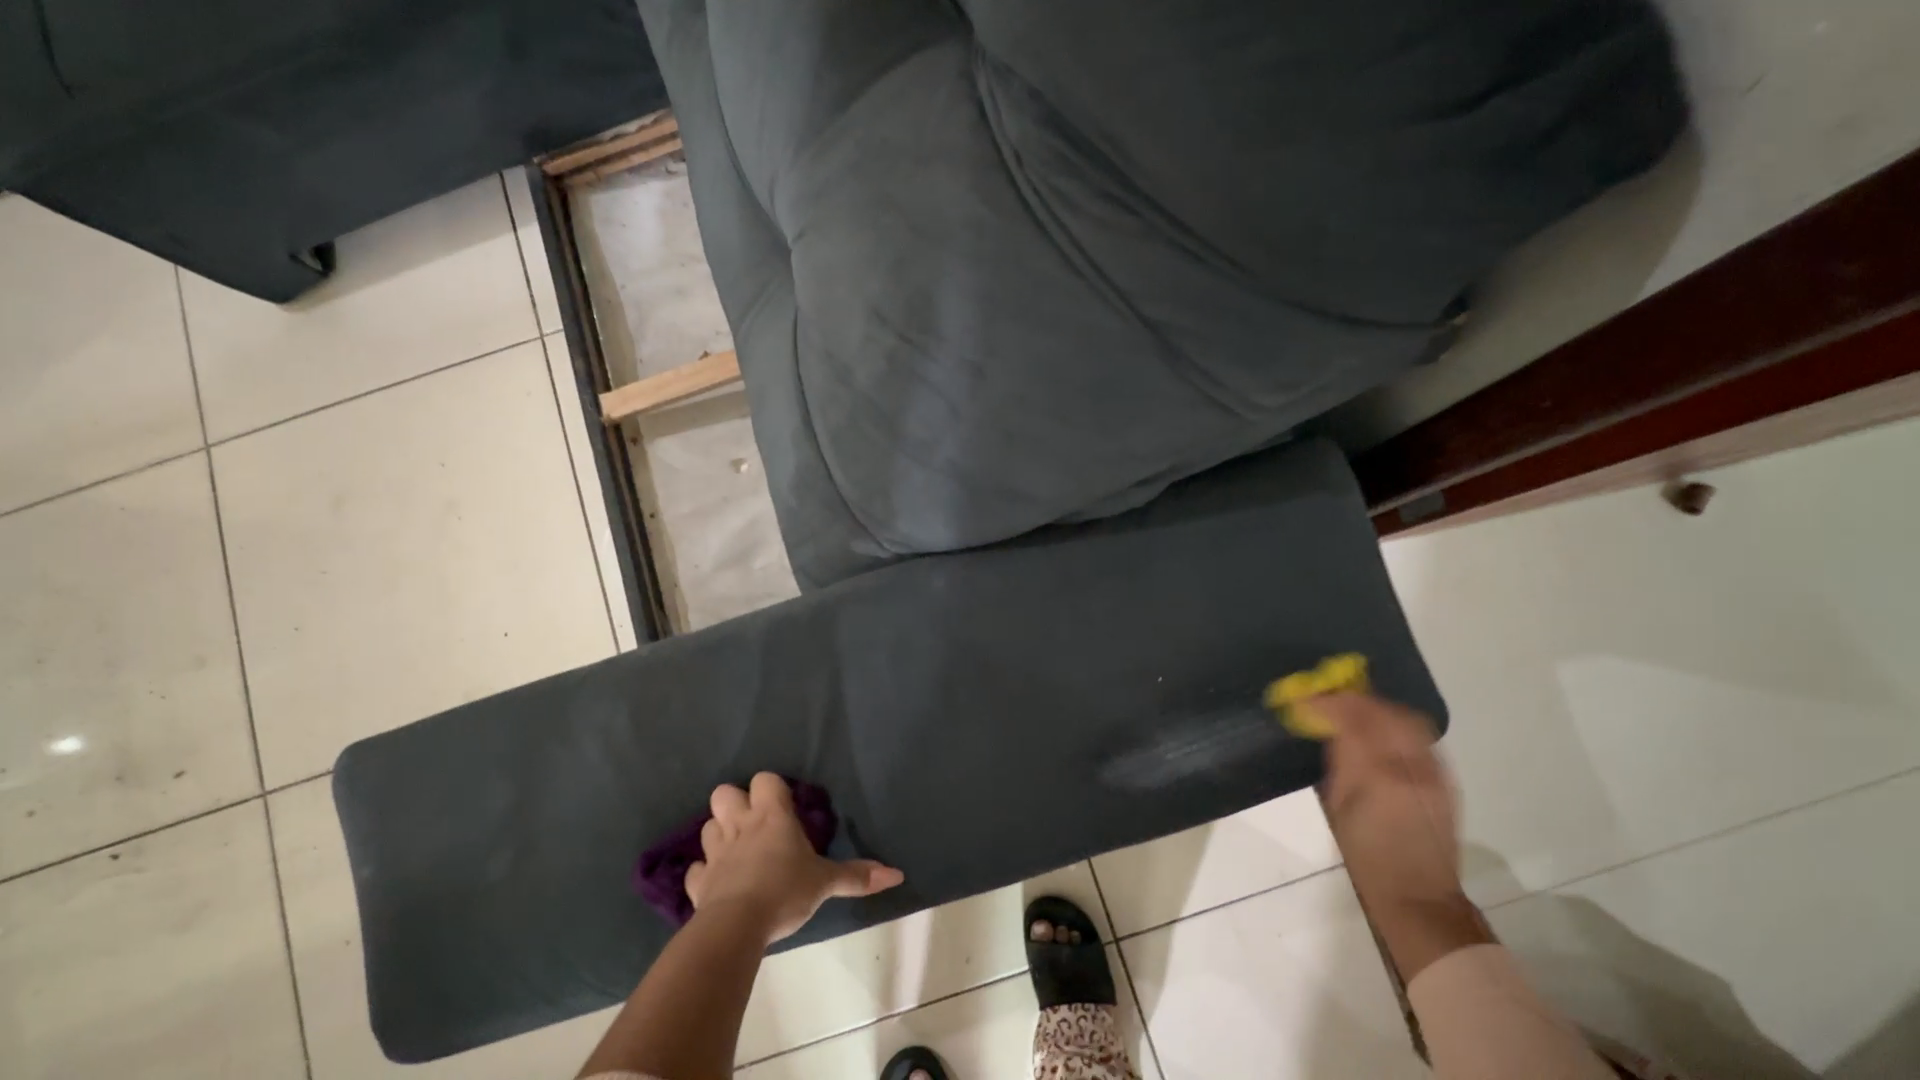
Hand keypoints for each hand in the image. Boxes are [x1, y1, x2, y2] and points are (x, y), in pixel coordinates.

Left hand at [684, 773, 903, 944]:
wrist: (736, 925)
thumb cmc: (785, 891)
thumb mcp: (826, 883)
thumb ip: (858, 876)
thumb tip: (897, 874)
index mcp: (772, 818)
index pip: (766, 780)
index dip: (772, 788)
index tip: (785, 805)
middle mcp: (741, 826)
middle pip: (724, 793)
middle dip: (735, 802)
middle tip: (755, 822)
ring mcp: (715, 853)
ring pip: (707, 826)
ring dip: (719, 834)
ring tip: (737, 849)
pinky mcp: (698, 882)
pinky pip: (696, 870)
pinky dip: (705, 873)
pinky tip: (717, 882)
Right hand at [1314, 693, 1463, 911]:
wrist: (1420, 895)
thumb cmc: (1367, 859)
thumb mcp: (1339, 811)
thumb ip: (1340, 764)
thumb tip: (1331, 729)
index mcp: (1379, 780)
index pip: (1353, 722)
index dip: (1327, 704)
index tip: (1305, 699)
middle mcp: (1412, 769)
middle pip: (1385, 714)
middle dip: (1354, 699)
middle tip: (1329, 697)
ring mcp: (1435, 772)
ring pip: (1408, 719)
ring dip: (1377, 708)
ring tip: (1353, 710)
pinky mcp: (1447, 779)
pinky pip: (1420, 736)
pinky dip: (1396, 724)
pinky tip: (1380, 730)